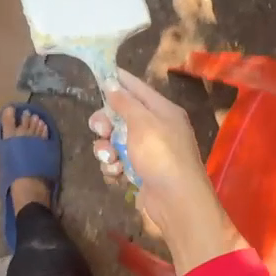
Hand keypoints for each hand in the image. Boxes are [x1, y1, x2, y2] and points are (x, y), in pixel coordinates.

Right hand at [90, 69, 246, 274]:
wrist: (176, 201)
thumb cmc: (161, 156)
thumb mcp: (142, 123)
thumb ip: (125, 102)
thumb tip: (112, 83)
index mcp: (162, 111)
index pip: (137, 88)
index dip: (118, 80)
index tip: (98, 73)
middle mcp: (156, 128)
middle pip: (120, 116)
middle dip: (105, 124)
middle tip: (100, 130)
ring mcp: (148, 151)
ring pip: (114, 141)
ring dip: (106, 150)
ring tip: (110, 160)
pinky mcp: (140, 171)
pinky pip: (117, 162)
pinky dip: (113, 167)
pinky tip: (117, 175)